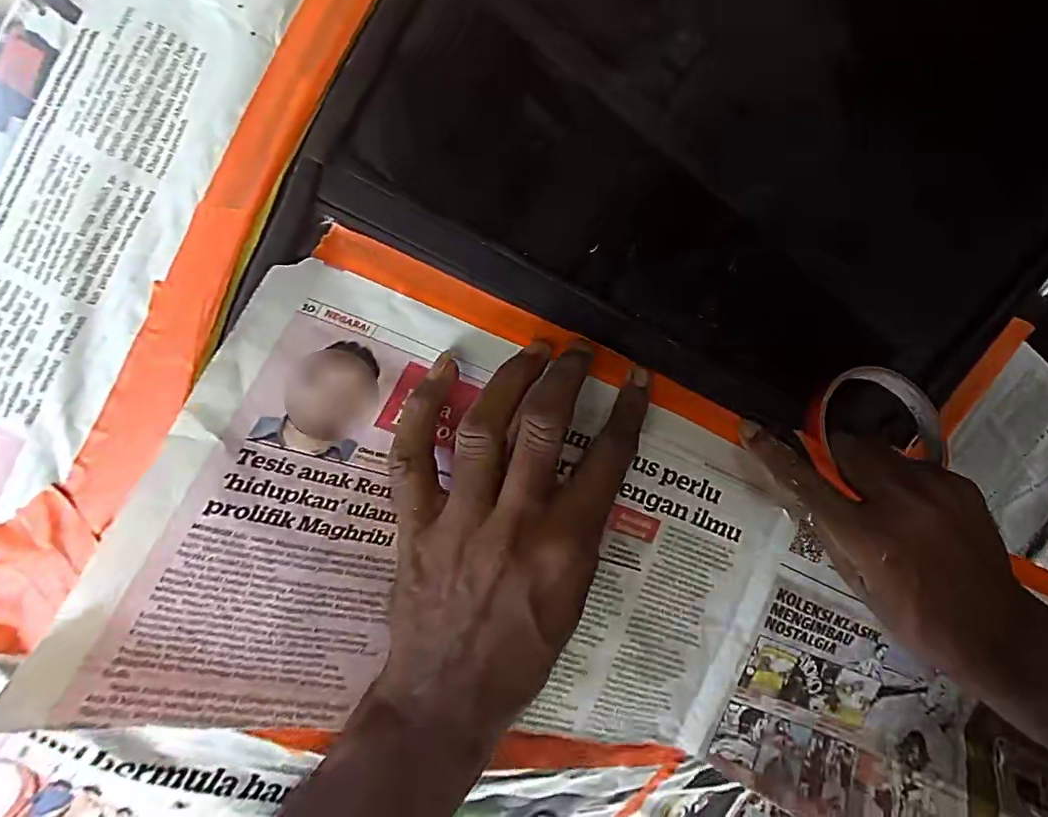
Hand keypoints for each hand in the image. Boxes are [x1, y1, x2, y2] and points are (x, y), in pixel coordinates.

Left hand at [363, 340, 651, 750]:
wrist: (445, 696)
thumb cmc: (522, 654)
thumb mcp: (576, 600)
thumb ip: (584, 532)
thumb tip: (592, 472)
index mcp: (564, 548)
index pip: (606, 461)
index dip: (626, 412)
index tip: (634, 379)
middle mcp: (514, 523)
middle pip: (543, 428)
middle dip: (565, 378)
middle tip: (577, 351)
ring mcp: (460, 518)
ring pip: (485, 428)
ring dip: (511, 379)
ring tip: (531, 350)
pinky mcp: (416, 521)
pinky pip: (413, 455)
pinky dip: (424, 407)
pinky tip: (442, 368)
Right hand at [737, 422, 1040, 689]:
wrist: (1000, 633)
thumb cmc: (918, 620)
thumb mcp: (860, 585)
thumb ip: (830, 532)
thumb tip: (802, 492)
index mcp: (869, 538)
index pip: (808, 484)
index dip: (774, 454)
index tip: (751, 428)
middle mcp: (901, 503)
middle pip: (849, 447)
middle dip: (839, 456)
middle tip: (845, 482)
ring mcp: (935, 488)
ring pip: (883, 451)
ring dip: (873, 468)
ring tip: (887, 502)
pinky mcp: (960, 483)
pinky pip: (916, 465)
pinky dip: (906, 480)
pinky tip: (919, 512)